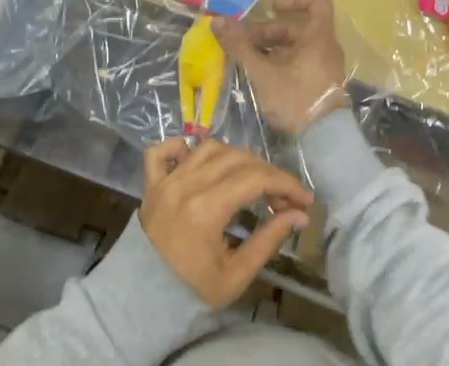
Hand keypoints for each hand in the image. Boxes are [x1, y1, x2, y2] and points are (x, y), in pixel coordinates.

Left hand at [140, 139, 312, 308]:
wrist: (144, 301)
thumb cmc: (193, 291)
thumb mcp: (236, 274)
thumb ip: (268, 240)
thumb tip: (299, 216)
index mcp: (207, 209)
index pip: (256, 179)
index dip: (286, 184)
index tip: (304, 200)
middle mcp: (186, 185)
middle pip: (237, 159)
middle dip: (267, 173)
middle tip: (281, 198)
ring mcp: (166, 181)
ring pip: (208, 148)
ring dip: (234, 157)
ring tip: (249, 180)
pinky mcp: (151, 184)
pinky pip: (161, 151)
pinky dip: (180, 147)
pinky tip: (197, 158)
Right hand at [213, 0, 349, 135]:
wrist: (324, 141)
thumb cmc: (295, 100)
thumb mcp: (262, 73)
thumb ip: (240, 46)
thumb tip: (217, 21)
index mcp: (319, 38)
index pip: (317, 3)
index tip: (272, 7)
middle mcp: (326, 48)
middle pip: (297, 28)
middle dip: (267, 31)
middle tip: (242, 41)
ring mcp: (325, 67)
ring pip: (296, 47)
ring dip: (271, 48)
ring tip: (246, 58)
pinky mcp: (320, 84)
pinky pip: (300, 62)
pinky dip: (280, 62)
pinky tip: (259, 73)